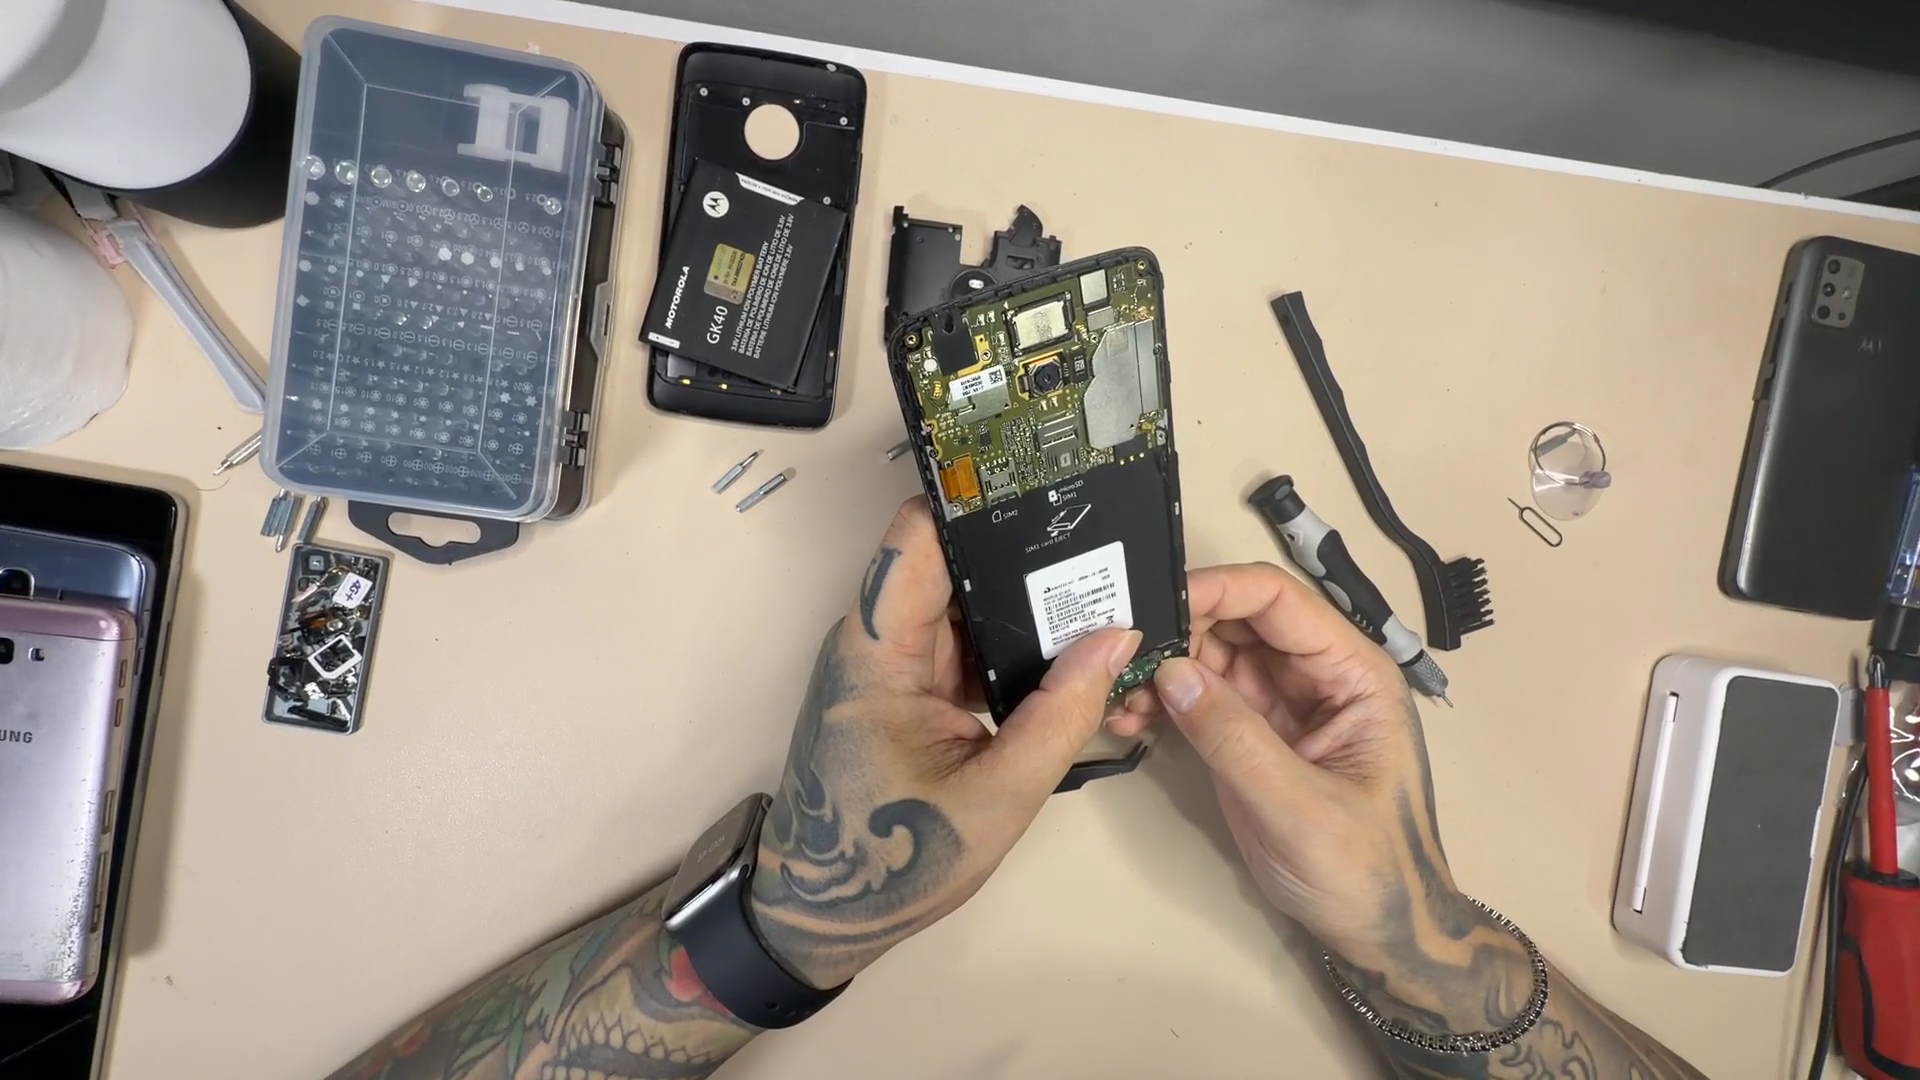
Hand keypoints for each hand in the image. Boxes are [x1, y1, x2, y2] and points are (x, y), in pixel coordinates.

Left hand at [749, 498, 1140, 988]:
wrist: (825, 911)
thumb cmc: (894, 858)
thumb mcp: (997, 793)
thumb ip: (1063, 715)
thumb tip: (1118, 639)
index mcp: (879, 648)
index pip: (917, 538)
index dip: (971, 501)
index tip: (1037, 483)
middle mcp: (877, 638)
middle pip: (946, 563)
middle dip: (1015, 549)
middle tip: (1092, 540)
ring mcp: (890, 660)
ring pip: (957, 602)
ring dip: (1015, 600)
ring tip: (1089, 588)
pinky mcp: (903, 684)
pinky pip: (957, 641)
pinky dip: (1002, 642)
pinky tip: (1057, 643)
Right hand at [1109, 563, 1486, 974]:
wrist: (1374, 932)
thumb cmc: (1363, 871)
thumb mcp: (1300, 807)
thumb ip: (1235, 738)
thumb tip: (1169, 671)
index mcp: (1348, 669)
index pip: (1276, 599)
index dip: (1215, 590)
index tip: (1153, 607)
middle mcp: (1309, 671)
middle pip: (1232, 618)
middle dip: (1174, 630)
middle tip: (1120, 657)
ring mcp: (1272, 698)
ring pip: (1203, 651)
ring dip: (1157, 667)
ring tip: (1118, 699)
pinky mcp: (1242, 726)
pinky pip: (1192, 692)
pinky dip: (1157, 699)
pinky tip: (1129, 720)